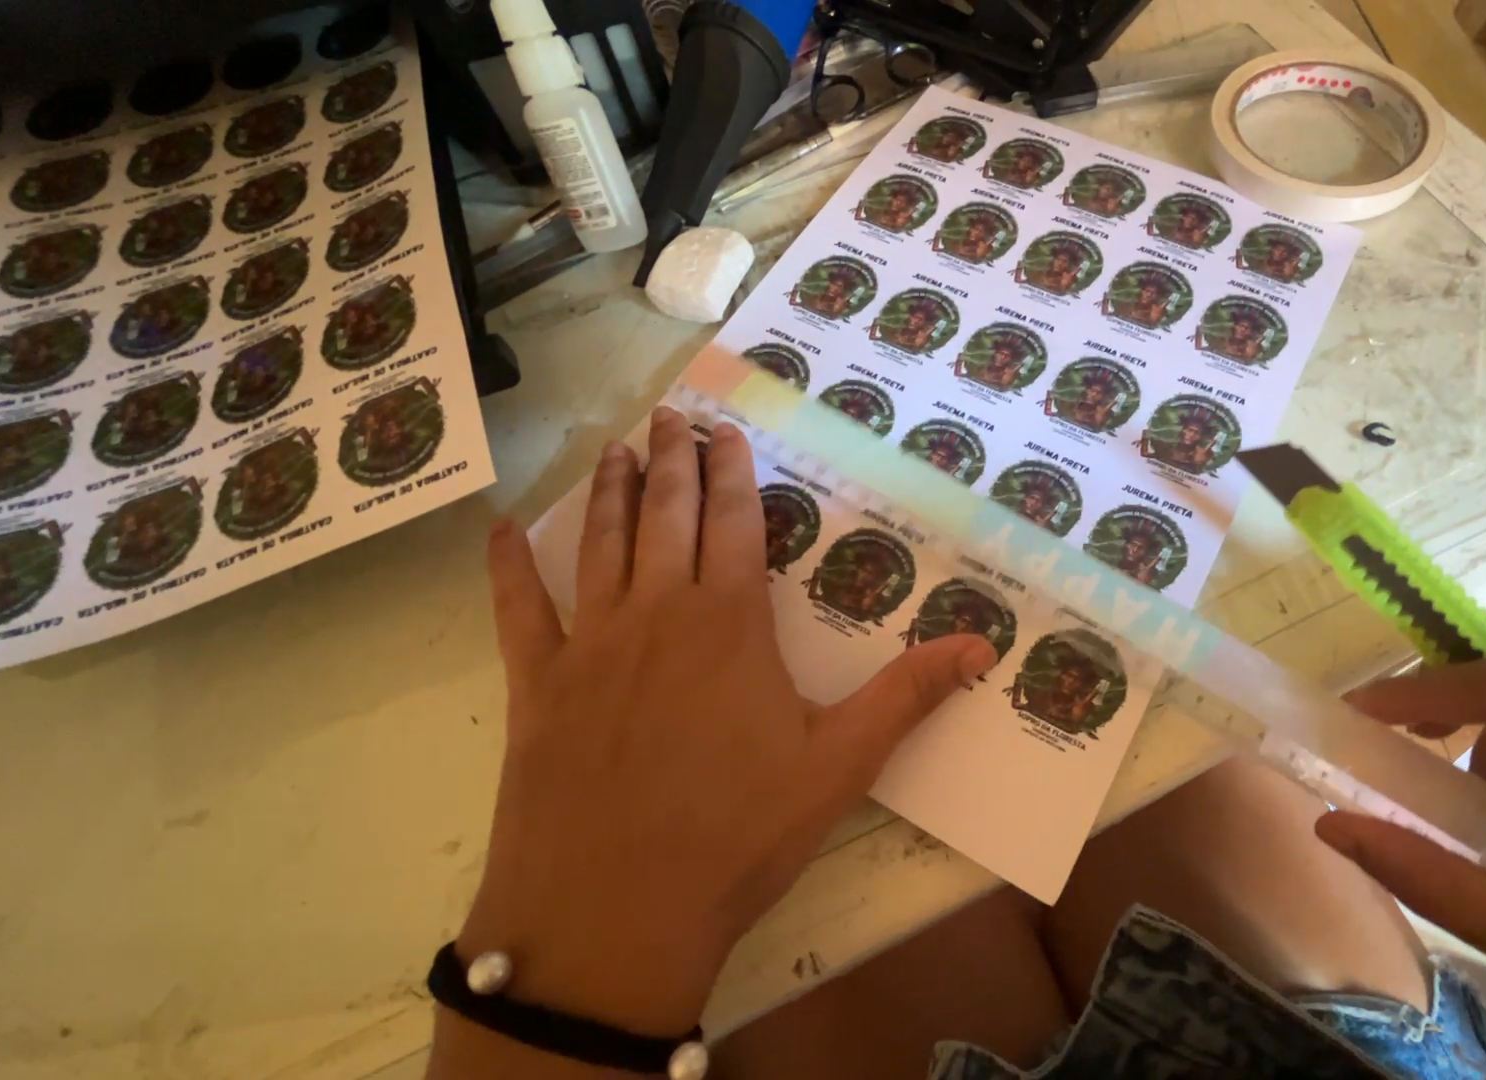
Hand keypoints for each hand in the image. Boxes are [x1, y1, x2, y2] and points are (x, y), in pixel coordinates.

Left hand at [460, 409, 996, 1035]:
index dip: (730, 473)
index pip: (733, 524)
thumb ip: (907, 695)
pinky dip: (509, 566)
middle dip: (671, 460)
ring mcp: (590, 645)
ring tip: (617, 448)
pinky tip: (502, 529)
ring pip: (600, 544)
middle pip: (666, 517)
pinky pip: (518, 610)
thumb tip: (983, 645)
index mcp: (729, 624)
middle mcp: (657, 614)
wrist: (615, 915)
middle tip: (668, 414)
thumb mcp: (839, 765)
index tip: (724, 431)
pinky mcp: (537, 685)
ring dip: (611, 492)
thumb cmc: (738, 833)